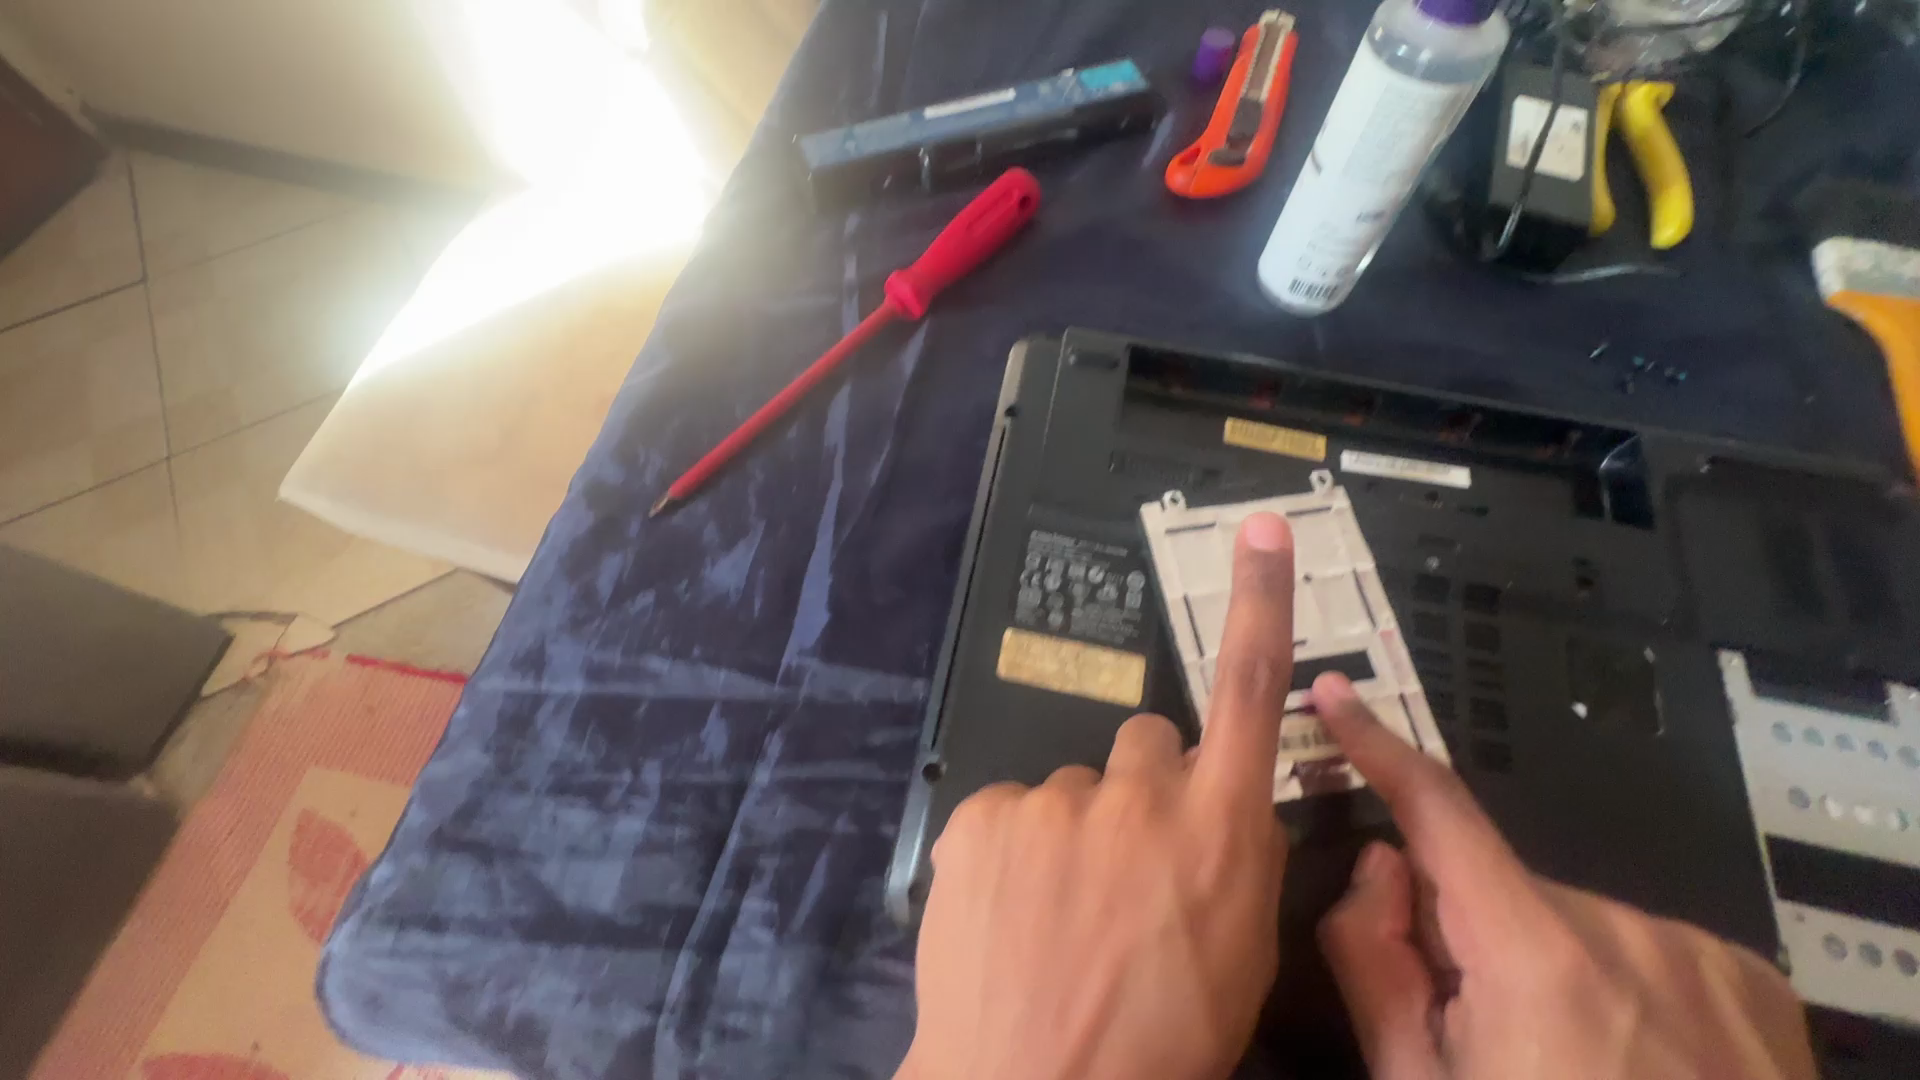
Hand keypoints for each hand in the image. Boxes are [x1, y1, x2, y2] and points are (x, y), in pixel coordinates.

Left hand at [898, 514, 1296, 1079]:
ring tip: (1058, 910)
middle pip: (1144, 742)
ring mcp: (1053, 798)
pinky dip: (1011, 849)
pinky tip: (1007, 909)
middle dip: (1141, 790)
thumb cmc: (1161, 1043)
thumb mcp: (1234, 955)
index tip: (1259, 531)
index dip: (1259, 602)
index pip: (1248, 689)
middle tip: (1122, 863)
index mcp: (1216, 829)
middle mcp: (1137, 792)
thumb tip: (1211, 819)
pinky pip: (1010, 811)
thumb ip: (1227, 860)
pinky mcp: (983, 813)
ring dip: (1073, 831)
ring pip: (1074, 788)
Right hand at [1311, 674, 1817, 1079]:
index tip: (1336, 692)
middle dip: (1460, 926)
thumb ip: (1370, 956)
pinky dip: (1608, 978)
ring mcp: (1700, 953)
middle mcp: (1626, 930)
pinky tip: (1630, 1057)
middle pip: (1494, 886)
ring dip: (1536, 958)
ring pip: (1561, 917)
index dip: (1376, 744)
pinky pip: (1636, 943)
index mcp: (1534, 955)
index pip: (1436, 810)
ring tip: (1560, 1057)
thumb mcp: (1413, 1079)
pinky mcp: (1753, 980)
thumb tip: (1383, 864)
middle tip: (1466, 1019)